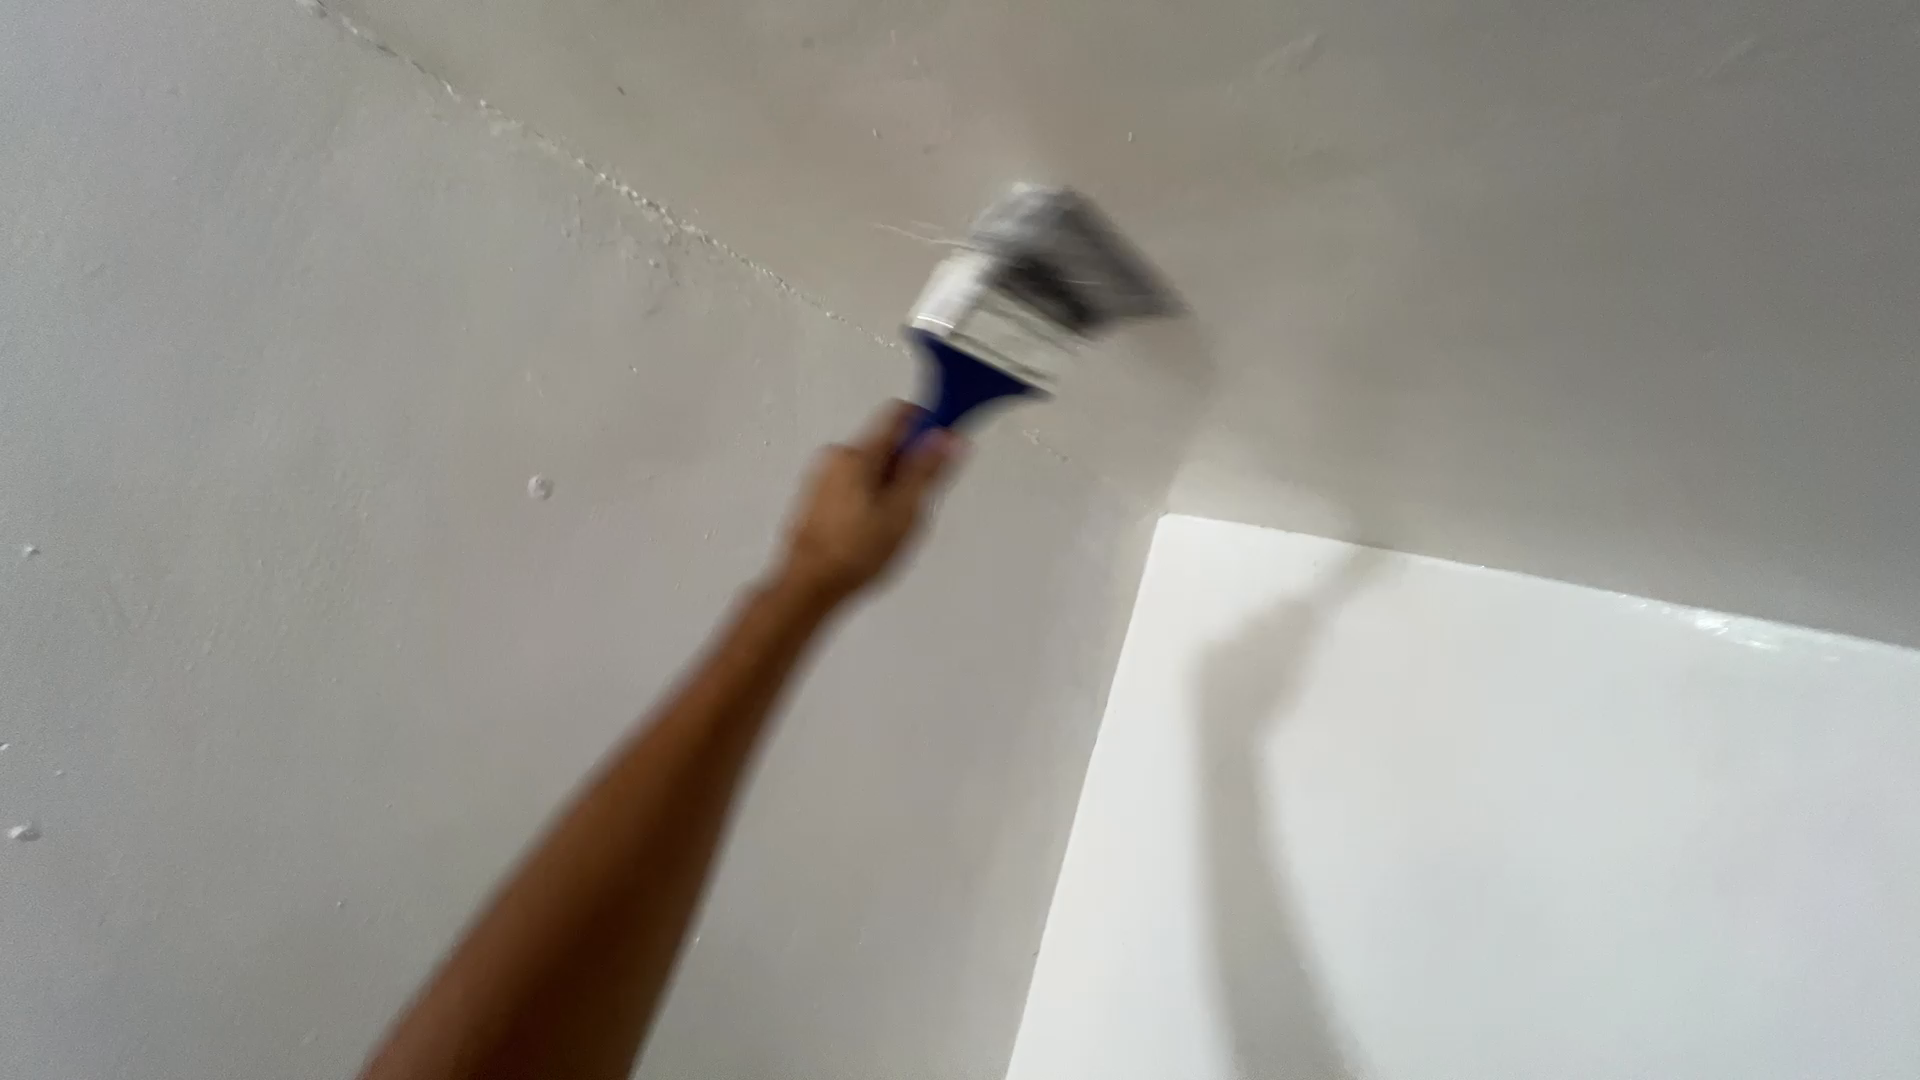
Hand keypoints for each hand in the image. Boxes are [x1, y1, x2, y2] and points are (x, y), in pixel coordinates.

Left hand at [777, 401, 963, 604]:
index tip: (939, 454)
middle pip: (887, 446)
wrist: (807, 586)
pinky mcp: (815, 496)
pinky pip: (853, 485)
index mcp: (860, 452)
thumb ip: (927, 470)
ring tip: (887, 530)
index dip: (927, 426)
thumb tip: (948, 437)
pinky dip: (868, 501)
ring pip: (871, 469)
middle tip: (910, 512)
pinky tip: (868, 534)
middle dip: (906, 472)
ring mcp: (822, 475)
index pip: (900, 414)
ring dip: (887, 490)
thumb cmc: (856, 552)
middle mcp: (838, 454)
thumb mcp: (903, 512)